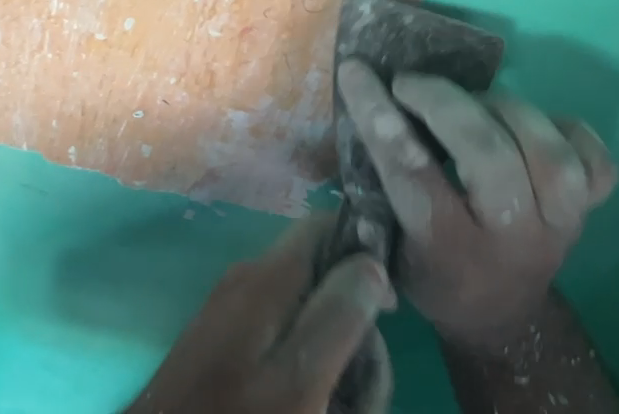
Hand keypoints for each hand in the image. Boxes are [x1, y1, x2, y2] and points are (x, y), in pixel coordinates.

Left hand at [123, 212, 396, 413]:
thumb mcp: (299, 379)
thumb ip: (337, 316)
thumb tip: (371, 260)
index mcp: (266, 276)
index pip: (323, 225)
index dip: (364, 253)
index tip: (389, 308)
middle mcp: (249, 279)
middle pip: (323, 278)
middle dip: (354, 329)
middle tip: (359, 388)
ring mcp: (235, 311)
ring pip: (310, 316)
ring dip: (336, 362)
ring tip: (338, 408)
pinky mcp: (229, 341)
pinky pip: (286, 340)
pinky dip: (307, 371)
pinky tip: (311, 406)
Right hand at [336, 60, 617, 354]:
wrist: (501, 315)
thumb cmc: (429, 272)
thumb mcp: (384, 245)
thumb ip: (369, 187)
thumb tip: (352, 110)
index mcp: (450, 250)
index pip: (412, 173)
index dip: (379, 115)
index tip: (355, 71)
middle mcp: (512, 238)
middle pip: (489, 157)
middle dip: (442, 103)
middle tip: (407, 81)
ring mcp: (561, 225)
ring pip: (549, 153)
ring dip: (501, 107)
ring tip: (465, 97)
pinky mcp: (591, 213)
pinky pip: (595, 161)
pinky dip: (564, 128)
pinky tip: (525, 120)